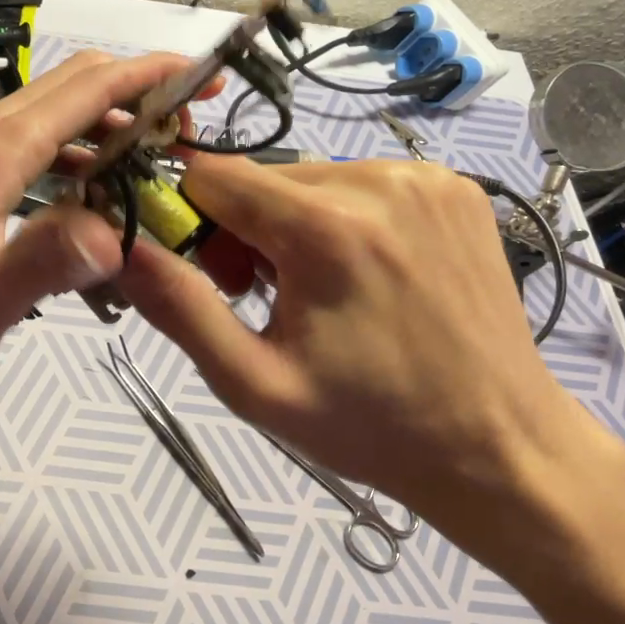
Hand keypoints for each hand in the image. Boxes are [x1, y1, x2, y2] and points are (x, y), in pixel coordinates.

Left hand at [0, 51, 218, 396]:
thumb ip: (47, 260)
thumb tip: (117, 231)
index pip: (87, 88)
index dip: (151, 74)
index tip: (208, 76)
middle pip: (72, 84)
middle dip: (138, 91)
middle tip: (192, 131)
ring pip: (52, 111)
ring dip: (107, 120)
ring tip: (156, 160)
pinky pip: (32, 142)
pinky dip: (75, 148)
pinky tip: (94, 188)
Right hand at [115, 155, 624, 537]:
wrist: (504, 448)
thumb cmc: (367, 425)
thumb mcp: (251, 383)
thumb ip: (178, 308)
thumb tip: (120, 246)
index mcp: (327, 228)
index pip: (210, 175)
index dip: (193, 222)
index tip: (219, 280)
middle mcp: (380, 181)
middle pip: (257, 178)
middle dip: (241, 230)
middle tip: (265, 298)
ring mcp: (426, 179)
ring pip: (303, 179)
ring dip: (287, 225)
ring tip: (318, 294)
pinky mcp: (453, 189)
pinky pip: (355, 183)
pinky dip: (336, 220)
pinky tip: (360, 276)